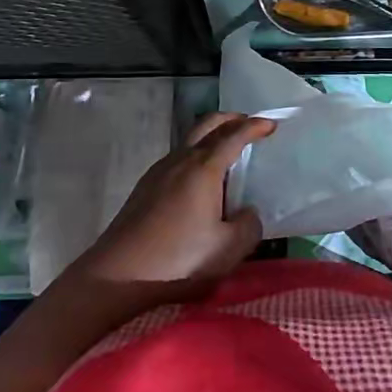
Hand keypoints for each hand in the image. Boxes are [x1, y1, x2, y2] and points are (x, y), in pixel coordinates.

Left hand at [68, 113, 272, 291]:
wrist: (120, 271)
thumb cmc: (179, 259)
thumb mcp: (228, 250)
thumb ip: (248, 226)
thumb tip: (247, 212)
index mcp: (203, 168)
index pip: (233, 136)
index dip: (254, 126)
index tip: (271, 124)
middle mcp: (179, 160)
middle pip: (206, 125)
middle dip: (230, 119)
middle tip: (249, 125)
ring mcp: (158, 171)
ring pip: (189, 140)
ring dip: (210, 137)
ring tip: (228, 153)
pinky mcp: (146, 186)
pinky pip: (177, 158)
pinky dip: (195, 155)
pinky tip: (201, 180)